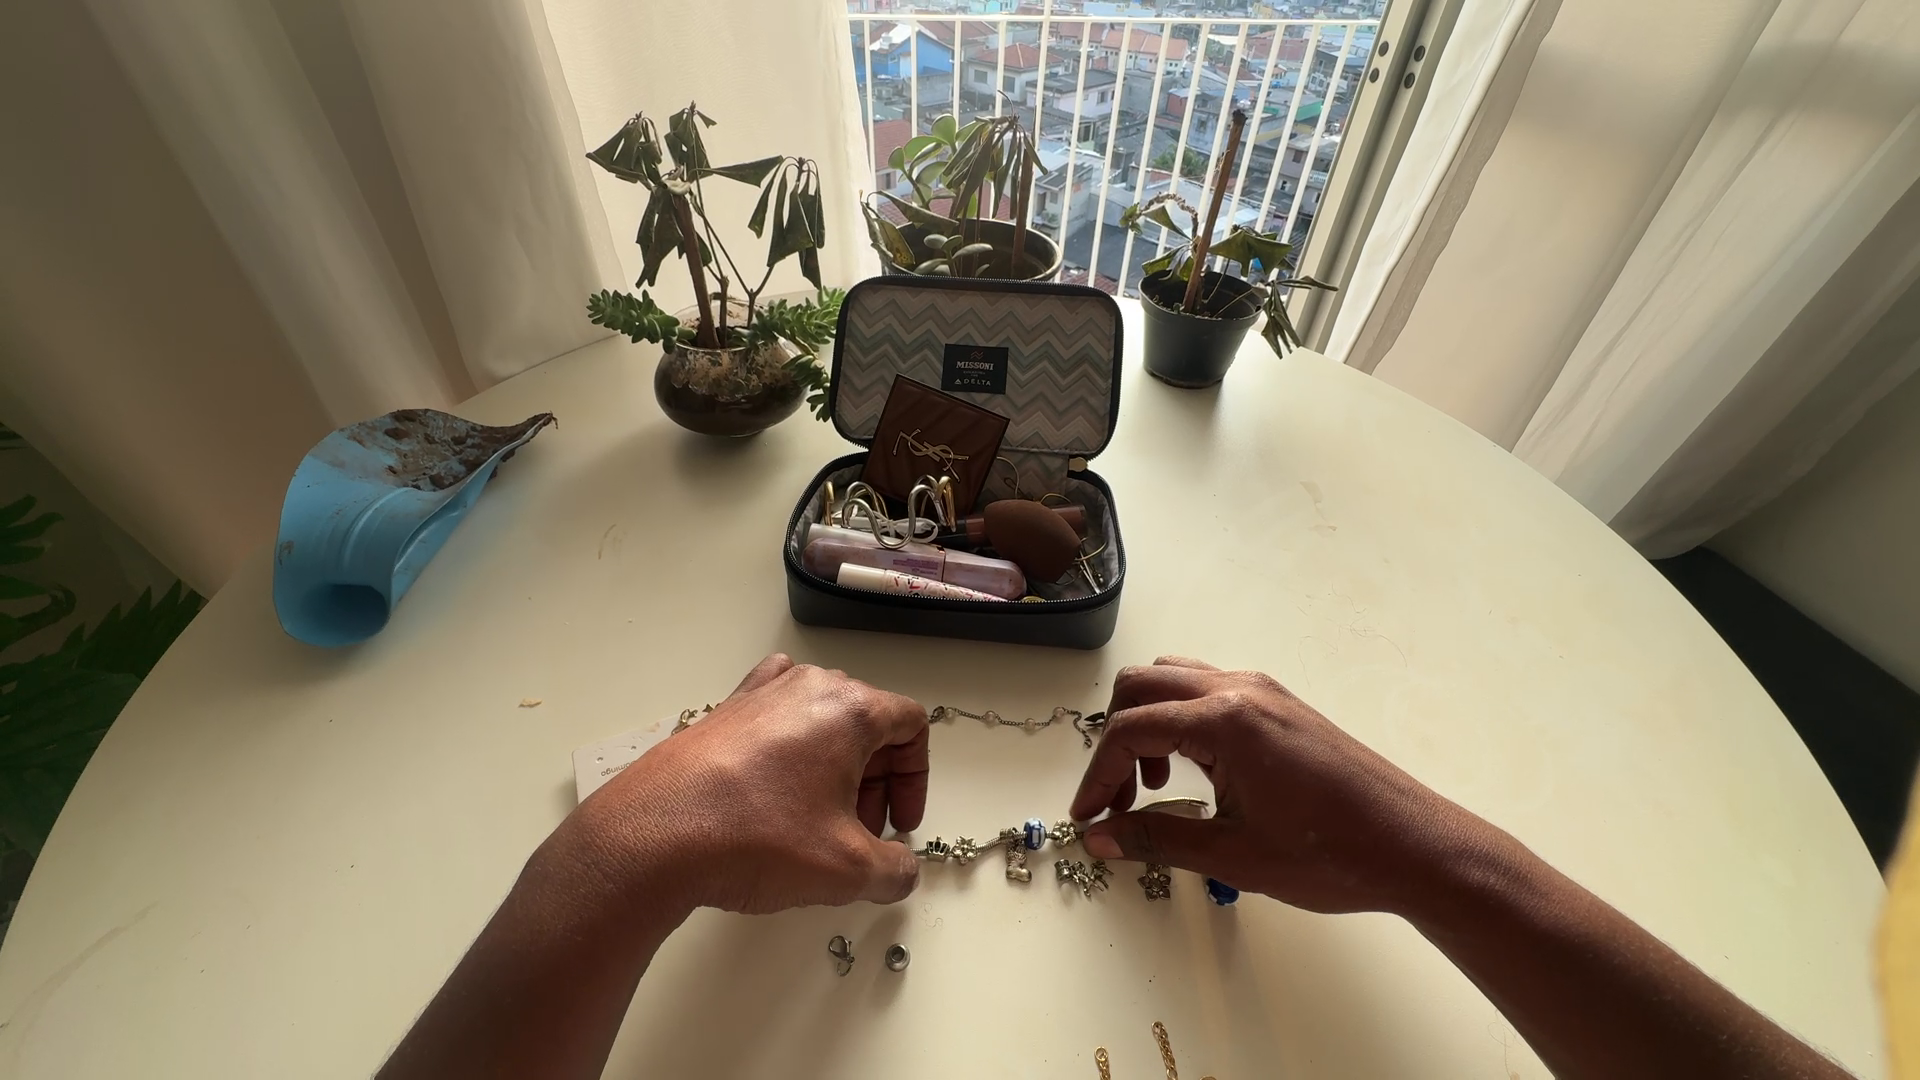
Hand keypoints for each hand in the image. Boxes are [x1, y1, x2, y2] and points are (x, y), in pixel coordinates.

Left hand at [567, 654, 928, 915]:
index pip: (911, 724)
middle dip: (877, 779)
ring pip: (824, 716)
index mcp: (851, 709)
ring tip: (816, 815)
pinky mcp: (726, 706)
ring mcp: (764, 690)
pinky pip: (778, 710)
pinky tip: (776, 777)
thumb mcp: (846, 870)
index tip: (897, 824)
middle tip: (859, 831)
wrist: (653, 835)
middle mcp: (811, 685)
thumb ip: (895, 871)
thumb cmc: (760, 839)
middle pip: (869, 722)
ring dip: (836, 764)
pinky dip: (792, 740)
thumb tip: (899, 870)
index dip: (917, 778)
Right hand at [1070, 656, 1502, 914]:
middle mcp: (1236, 687)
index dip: (1097, 775)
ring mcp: (1259, 688)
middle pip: (1140, 686)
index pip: (1130, 731)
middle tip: (1117, 799)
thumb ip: (1156, 840)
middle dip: (1114, 740)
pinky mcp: (1276, 700)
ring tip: (1157, 783)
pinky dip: (1178, 717)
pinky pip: (1204, 688)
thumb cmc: (1331, 856)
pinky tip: (1196, 767)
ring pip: (1171, 677)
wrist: (1419, 847)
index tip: (1087, 816)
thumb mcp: (1234, 855)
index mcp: (1224, 719)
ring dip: (1146, 722)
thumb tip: (1097, 840)